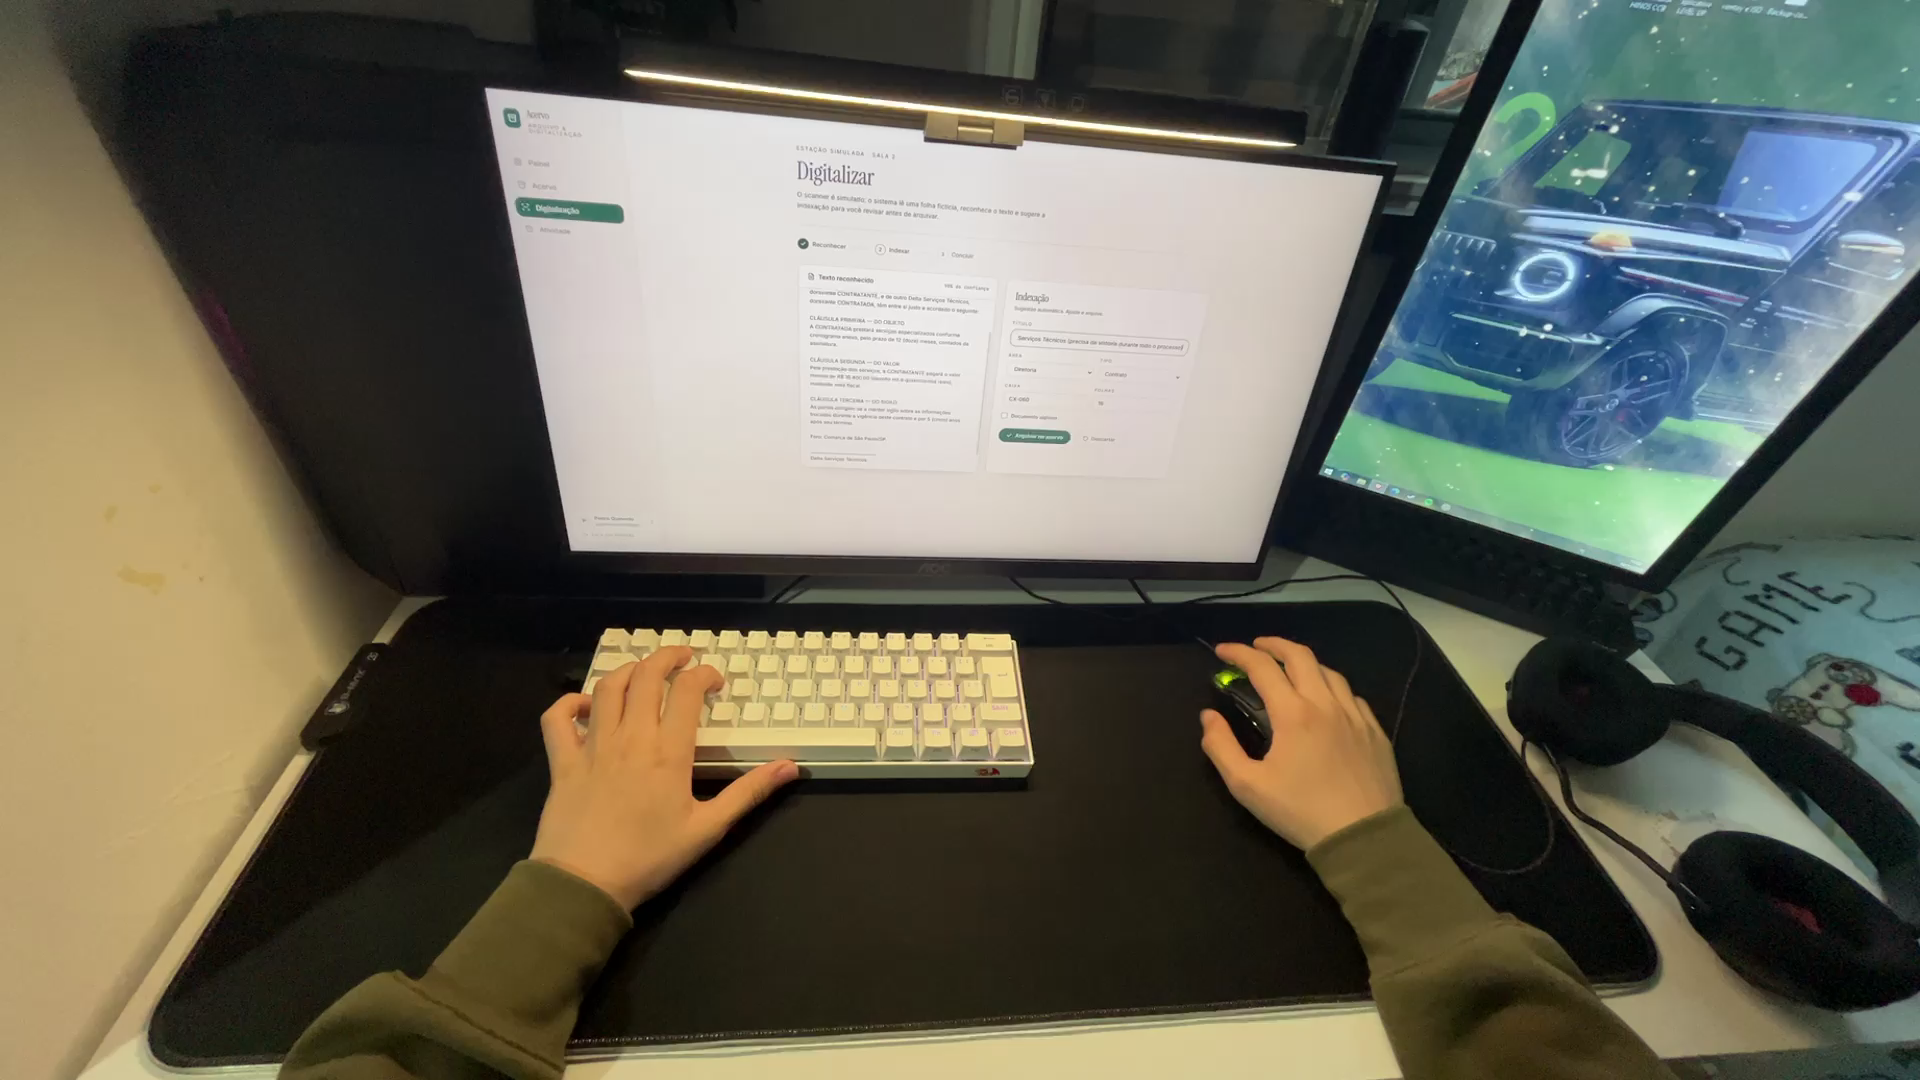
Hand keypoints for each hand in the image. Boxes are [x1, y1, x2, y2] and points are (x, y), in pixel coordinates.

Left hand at [531, 647, 798, 908]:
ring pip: (607, 688)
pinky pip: (557, 718)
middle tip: (683, 658)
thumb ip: (749, 792)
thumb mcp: (709, 828)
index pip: (687, 690)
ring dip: (628, 670)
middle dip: (667, 657)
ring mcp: (593, 746)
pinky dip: (569, 702)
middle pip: (646, 676)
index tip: (714, 681)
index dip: (704, 674)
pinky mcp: (563, 762)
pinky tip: (585, 705)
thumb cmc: (649, 858)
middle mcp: (631, 737)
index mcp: (668, 750)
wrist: (582, 887)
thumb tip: (790, 766)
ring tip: (643, 672)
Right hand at [1199, 637, 1402, 850]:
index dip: (1238, 653)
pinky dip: (1331, 686)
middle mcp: (1325, 704)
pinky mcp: (1375, 732)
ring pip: (1329, 671)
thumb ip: (1220, 746)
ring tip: (1289, 669)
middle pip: (1300, 656)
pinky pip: (1352, 695)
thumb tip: (1208, 716)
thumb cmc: (1300, 811)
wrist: (1365, 839)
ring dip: (1304, 662)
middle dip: (1273, 644)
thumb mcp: (1246, 785)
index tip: (1222, 651)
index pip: (1262, 667)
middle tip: (1256, 647)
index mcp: (1292, 713)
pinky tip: (1326, 699)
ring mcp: (1355, 716)